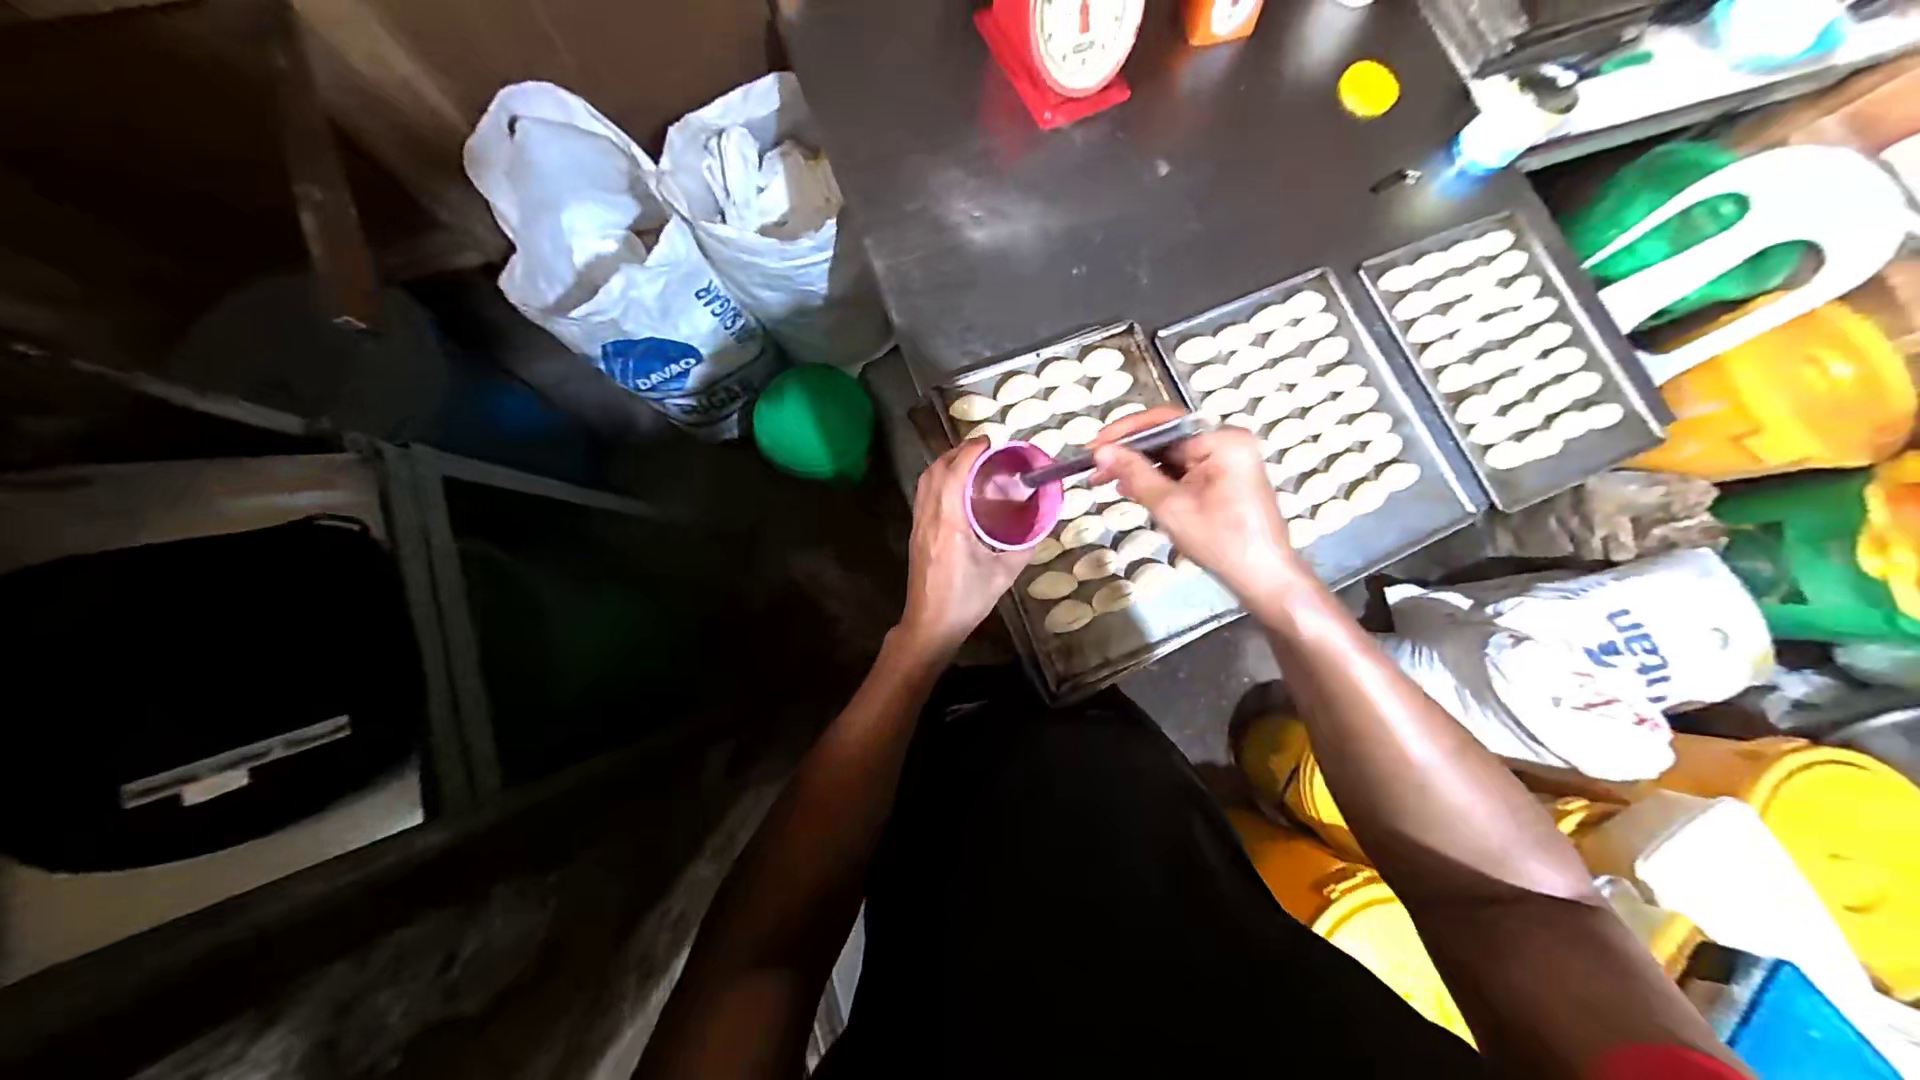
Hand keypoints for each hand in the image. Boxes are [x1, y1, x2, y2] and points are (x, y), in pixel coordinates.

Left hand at [898, 438, 1027, 653]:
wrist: (930, 625)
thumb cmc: (967, 600)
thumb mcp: (1003, 574)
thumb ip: (1024, 546)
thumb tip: (1042, 523)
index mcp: (949, 523)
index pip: (954, 473)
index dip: (970, 452)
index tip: (989, 442)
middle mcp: (929, 518)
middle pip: (935, 471)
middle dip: (956, 453)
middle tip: (982, 451)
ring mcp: (918, 525)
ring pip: (925, 482)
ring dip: (944, 465)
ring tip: (970, 464)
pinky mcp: (916, 534)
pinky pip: (923, 496)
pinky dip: (938, 481)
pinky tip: (957, 490)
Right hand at [1090, 406, 1310, 602]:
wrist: (1263, 576)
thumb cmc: (1221, 542)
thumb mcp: (1170, 506)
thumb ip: (1134, 473)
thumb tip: (1102, 452)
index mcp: (1223, 440)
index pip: (1163, 423)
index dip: (1124, 433)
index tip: (1094, 447)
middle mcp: (1229, 441)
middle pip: (1167, 437)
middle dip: (1130, 453)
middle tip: (1096, 467)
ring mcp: (1229, 458)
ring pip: (1172, 454)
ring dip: (1140, 468)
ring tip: (1108, 481)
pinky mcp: (1225, 476)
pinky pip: (1184, 468)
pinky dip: (1159, 478)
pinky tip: (1133, 489)